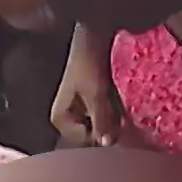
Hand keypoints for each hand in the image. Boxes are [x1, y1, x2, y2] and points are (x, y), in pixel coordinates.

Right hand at [51, 25, 120, 145]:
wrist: (93, 37)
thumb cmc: (88, 64)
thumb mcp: (96, 94)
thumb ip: (101, 120)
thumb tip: (106, 145)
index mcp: (60, 117)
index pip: (84, 139)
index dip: (101, 134)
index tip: (116, 125)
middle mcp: (67, 116)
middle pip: (91, 133)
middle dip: (108, 127)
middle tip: (122, 117)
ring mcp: (80, 109)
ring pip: (100, 123)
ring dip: (113, 119)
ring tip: (121, 107)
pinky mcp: (91, 101)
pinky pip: (104, 113)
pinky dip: (113, 111)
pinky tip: (122, 104)